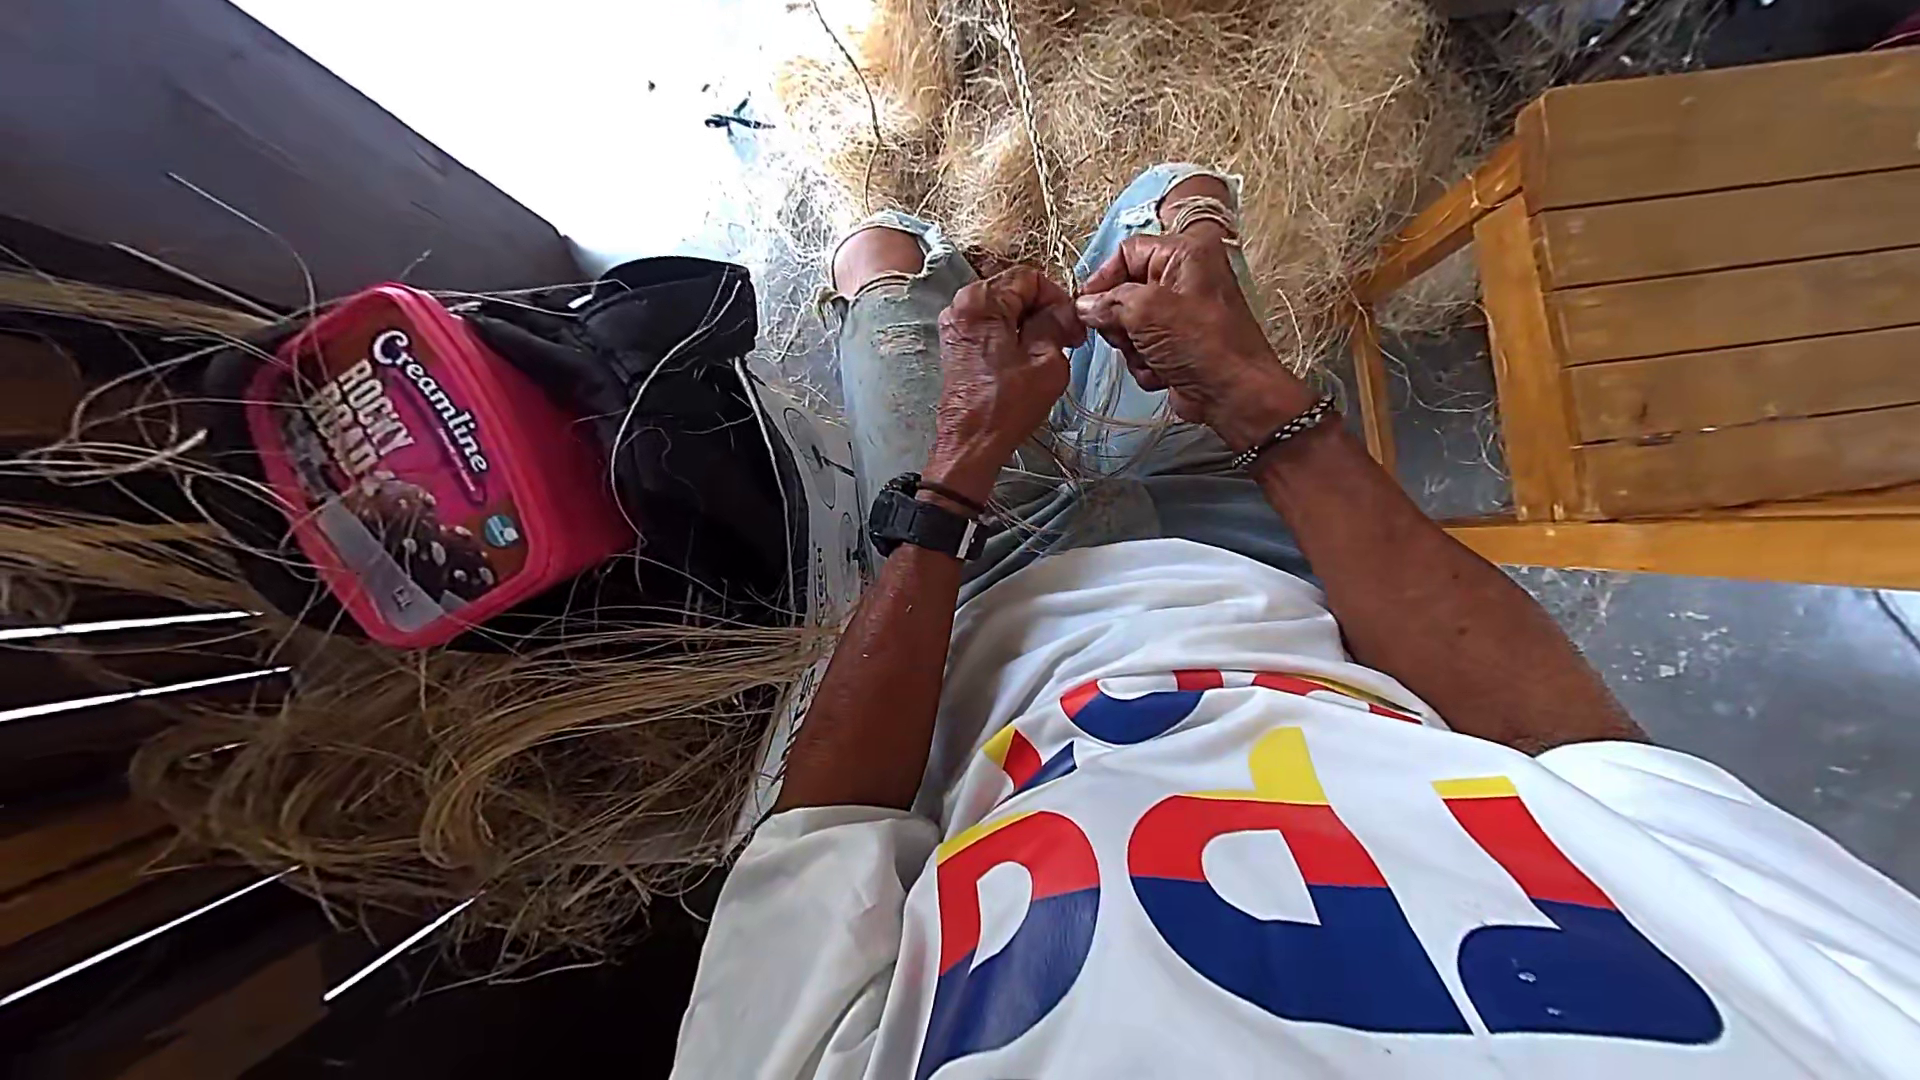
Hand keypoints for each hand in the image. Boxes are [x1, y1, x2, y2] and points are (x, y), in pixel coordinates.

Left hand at [929, 267, 1082, 502]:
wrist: (971, 443)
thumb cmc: (1006, 406)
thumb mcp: (1046, 360)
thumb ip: (1055, 323)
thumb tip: (1061, 310)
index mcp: (980, 301)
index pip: (1029, 277)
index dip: (1057, 298)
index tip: (1071, 325)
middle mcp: (961, 307)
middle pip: (1014, 291)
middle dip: (1043, 311)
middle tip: (1066, 340)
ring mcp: (955, 327)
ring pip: (1003, 311)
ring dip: (1029, 325)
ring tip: (1049, 353)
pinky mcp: (956, 347)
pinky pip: (991, 328)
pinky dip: (1011, 337)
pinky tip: (1026, 360)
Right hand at [1075, 233, 1315, 450]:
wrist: (1231, 393)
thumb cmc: (1202, 344)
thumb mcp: (1147, 311)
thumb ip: (1109, 302)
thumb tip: (1083, 306)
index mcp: (1183, 253)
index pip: (1126, 253)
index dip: (1102, 279)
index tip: (1086, 306)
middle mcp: (1181, 279)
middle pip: (1122, 293)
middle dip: (1119, 321)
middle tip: (1129, 336)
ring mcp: (1177, 315)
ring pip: (1127, 327)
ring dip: (1132, 348)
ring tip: (1152, 356)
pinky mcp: (1174, 345)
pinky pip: (1139, 350)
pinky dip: (1144, 364)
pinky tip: (1162, 371)